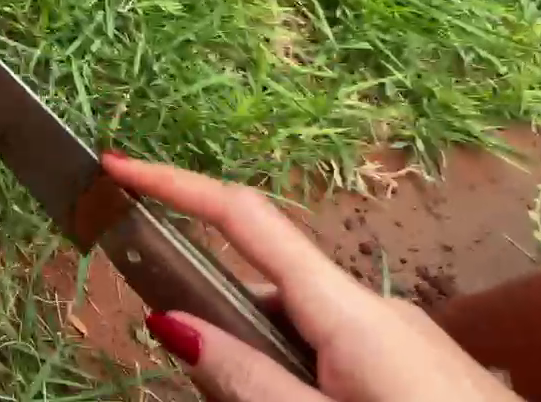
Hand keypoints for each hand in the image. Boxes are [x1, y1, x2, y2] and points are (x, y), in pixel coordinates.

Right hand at [102, 154, 520, 401]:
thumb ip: (244, 377)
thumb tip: (165, 320)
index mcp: (349, 310)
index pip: (241, 216)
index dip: (170, 182)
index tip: (112, 164)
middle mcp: (377, 309)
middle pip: (262, 284)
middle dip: (216, 316)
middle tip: (193, 371)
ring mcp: (408, 340)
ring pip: (299, 326)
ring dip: (262, 356)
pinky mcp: (429, 371)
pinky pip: (338, 351)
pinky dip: (301, 373)